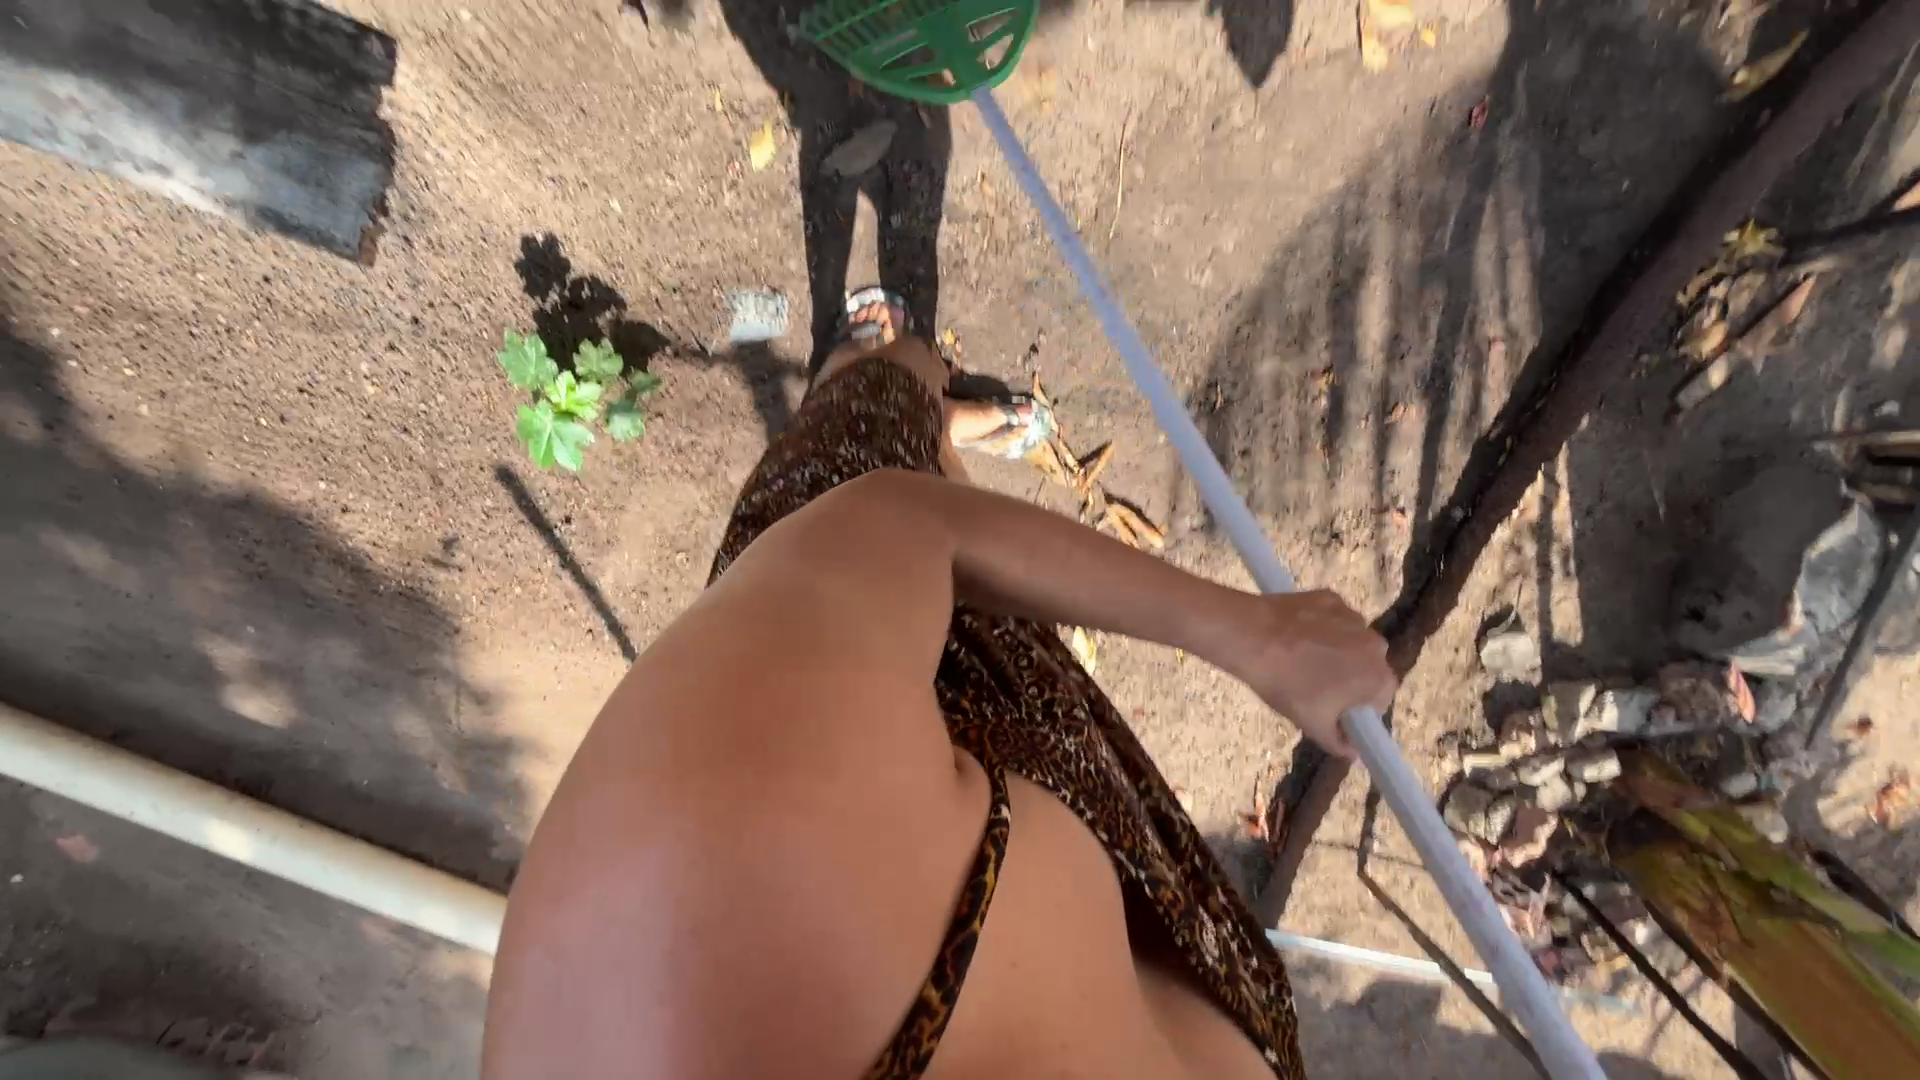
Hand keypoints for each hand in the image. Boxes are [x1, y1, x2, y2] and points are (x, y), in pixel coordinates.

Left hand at [1220, 591, 1397, 757]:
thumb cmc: (1285, 684)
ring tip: (1298, 658)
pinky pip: (1331, 617)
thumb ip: (1339, 743)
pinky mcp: (1329, 596)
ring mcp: (1353, 616)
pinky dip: (1319, 625)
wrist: (1250, 636)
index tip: (1332, 709)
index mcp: (1379, 678)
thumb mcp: (1311, 724)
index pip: (1378, 701)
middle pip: (1367, 668)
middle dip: (1347, 677)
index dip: (1355, 708)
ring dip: (1334, 649)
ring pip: (1350, 640)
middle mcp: (1375, 644)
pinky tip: (1294, 633)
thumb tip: (1353, 752)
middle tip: (1312, 684)